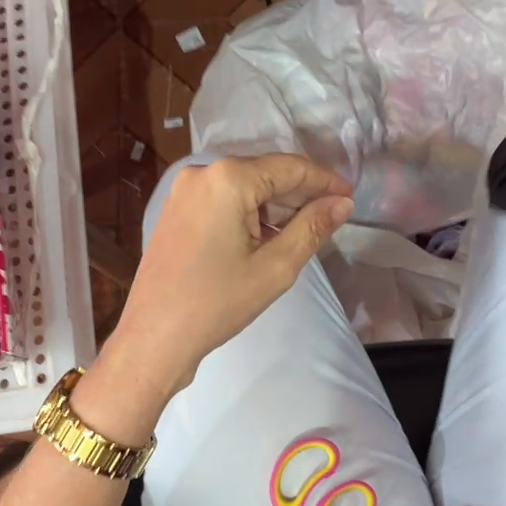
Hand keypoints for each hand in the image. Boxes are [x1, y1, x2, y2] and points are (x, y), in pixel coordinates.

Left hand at [101, 154, 353, 397]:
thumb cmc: (217, 303)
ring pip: (244, 189)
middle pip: (265, 174)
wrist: (155, 338)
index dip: (325, 181)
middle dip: (299, 195)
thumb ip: (311, 228)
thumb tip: (342, 204)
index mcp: (227, 178)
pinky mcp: (175, 213)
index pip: (290, 167)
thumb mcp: (275, 267)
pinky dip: (249, 216)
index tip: (350, 198)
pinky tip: (266, 240)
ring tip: (302, 235)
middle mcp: (202, 173)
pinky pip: (223, 203)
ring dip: (274, 208)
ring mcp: (183, 192)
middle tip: (331, 220)